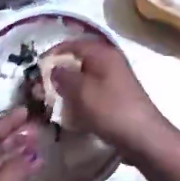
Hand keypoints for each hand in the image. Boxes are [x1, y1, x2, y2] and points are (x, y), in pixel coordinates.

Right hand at [47, 37, 179, 156]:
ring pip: (86, 77)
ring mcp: (116, 79)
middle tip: (43, 87)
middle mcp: (111, 61)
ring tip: (54, 101)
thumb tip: (53, 68)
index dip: (53, 54)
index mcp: (103, 53)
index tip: (37, 69)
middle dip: (60, 73)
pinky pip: (94, 91)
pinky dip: (81, 98)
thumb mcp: (81, 91)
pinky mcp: (117, 96)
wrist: (143, 136)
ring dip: (70, 87)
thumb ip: (63, 76)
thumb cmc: (110, 109)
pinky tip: (72, 112)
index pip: (72, 44)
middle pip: (79, 60)